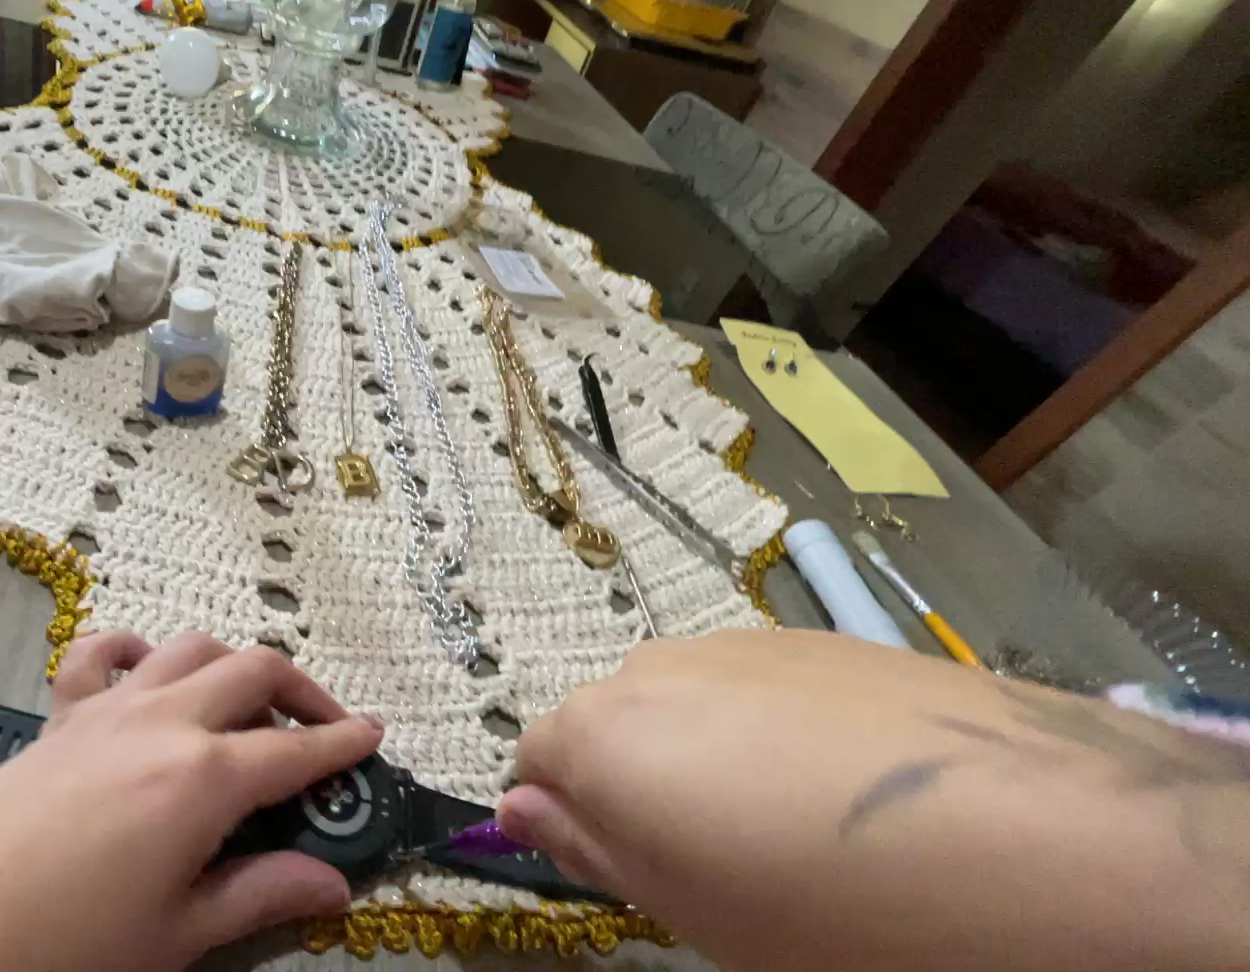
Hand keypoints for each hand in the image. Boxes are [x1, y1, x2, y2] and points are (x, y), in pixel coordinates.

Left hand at [0, 630, 381, 970]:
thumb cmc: (70, 944)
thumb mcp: (179, 932)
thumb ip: (263, 894)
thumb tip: (336, 885)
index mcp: (204, 777)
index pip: (296, 751)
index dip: (343, 741)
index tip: (375, 734)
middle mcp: (167, 719)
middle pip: (256, 670)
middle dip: (304, 690)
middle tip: (324, 727)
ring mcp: (114, 703)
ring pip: (194, 646)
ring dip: (233, 665)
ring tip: (245, 707)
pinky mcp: (67, 707)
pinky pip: (106, 650)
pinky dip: (139, 650)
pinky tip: (151, 677)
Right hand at [496, 629, 1249, 971]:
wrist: (1023, 833)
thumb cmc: (818, 905)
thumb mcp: (684, 907)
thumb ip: (586, 846)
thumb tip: (521, 806)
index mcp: (597, 733)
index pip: (532, 756)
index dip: (564, 809)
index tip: (618, 856)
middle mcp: (646, 669)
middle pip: (608, 721)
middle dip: (634, 776)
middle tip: (715, 849)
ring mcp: (726, 644)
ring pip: (679, 697)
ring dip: (699, 746)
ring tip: (789, 812)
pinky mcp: (803, 636)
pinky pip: (747, 681)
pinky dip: (763, 721)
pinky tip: (842, 775)